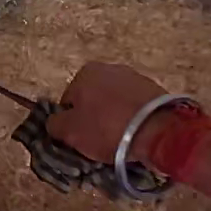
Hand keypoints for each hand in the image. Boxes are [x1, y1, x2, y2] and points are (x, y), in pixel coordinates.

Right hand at [45, 62, 168, 163]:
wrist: (156, 130)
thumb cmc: (105, 128)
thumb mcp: (69, 131)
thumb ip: (54, 124)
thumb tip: (54, 122)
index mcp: (85, 72)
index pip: (68, 101)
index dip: (70, 123)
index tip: (79, 139)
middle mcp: (110, 68)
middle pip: (92, 101)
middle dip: (93, 119)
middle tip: (97, 142)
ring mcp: (135, 77)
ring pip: (114, 104)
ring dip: (113, 120)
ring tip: (118, 142)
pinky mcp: (155, 90)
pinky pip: (134, 108)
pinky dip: (131, 120)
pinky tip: (134, 136)